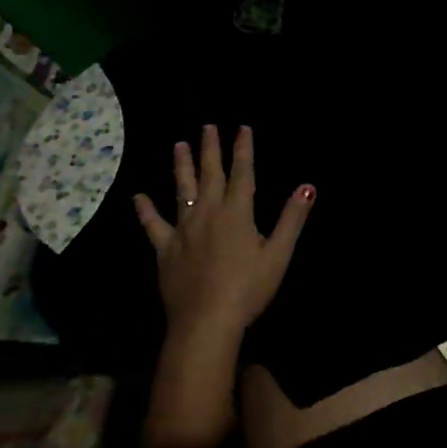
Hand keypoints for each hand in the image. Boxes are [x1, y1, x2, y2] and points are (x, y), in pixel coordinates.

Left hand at [134, 124, 314, 341]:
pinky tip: (138, 197)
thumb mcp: (278, 254)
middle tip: (207, 125)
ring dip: (181, 166)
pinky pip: (153, 225)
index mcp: (237, 212)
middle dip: (211, 148)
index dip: (243, 148)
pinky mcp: (165, 248)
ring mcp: (183, 229)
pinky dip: (145, 210)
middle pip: (210, 173)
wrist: (206, 321)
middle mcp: (208, 212)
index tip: (242, 127)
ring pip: (182, 189)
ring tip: (178, 145)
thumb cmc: (248, 289)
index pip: (242, 172)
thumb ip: (292, 218)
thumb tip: (308, 186)